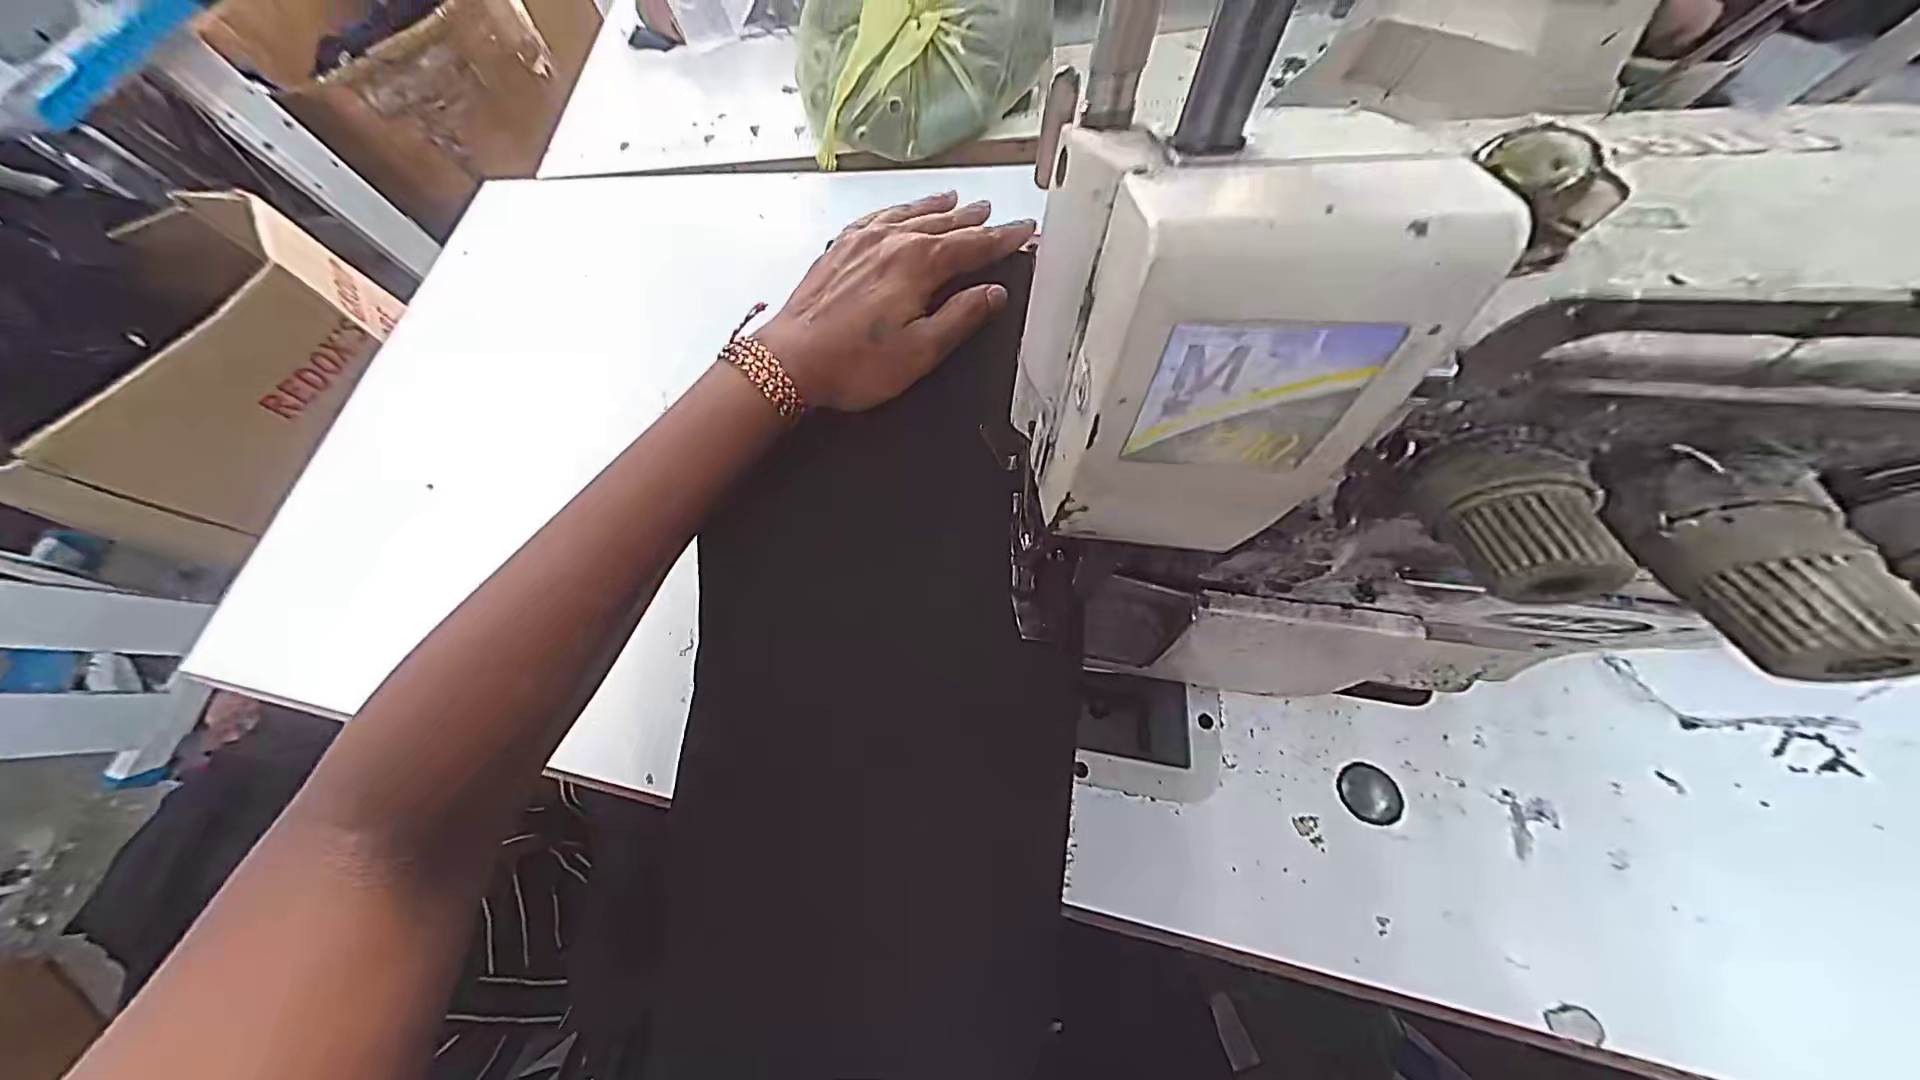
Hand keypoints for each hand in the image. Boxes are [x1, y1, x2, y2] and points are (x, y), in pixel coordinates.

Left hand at [752, 191, 1036, 411]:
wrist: (791, 361)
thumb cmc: (852, 363)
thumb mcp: (921, 350)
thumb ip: (961, 317)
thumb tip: (992, 295)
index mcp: (917, 265)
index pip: (974, 245)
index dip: (1003, 239)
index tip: (1023, 232)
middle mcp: (891, 242)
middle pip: (945, 223)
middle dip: (976, 220)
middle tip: (996, 216)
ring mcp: (861, 242)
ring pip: (911, 214)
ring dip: (939, 208)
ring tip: (957, 201)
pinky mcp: (839, 249)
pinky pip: (877, 218)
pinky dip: (898, 210)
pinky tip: (901, 212)